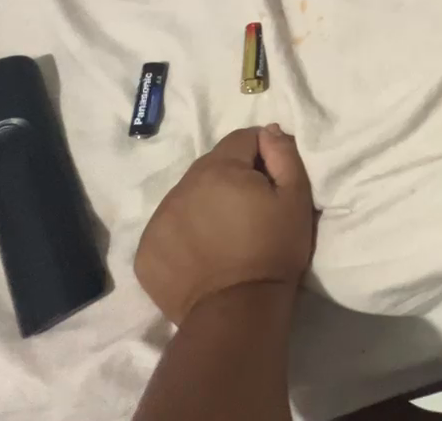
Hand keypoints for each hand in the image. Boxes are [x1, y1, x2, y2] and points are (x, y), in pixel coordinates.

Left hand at [135, 124, 315, 324]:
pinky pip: (169, 224)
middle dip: (233, 175)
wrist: (237, 310)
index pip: (242, 139)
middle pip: (212, 164)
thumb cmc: (274, 248)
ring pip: (188, 193)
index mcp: (218, 170)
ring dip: (207, 200)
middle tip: (251, 207)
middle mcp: (180, 188)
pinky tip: (203, 249)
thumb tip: (268, 131)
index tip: (271, 179)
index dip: (262, 153)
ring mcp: (157, 221)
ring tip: (226, 231)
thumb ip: (284, 153)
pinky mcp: (145, 251)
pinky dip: (186, 228)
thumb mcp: (296, 195)